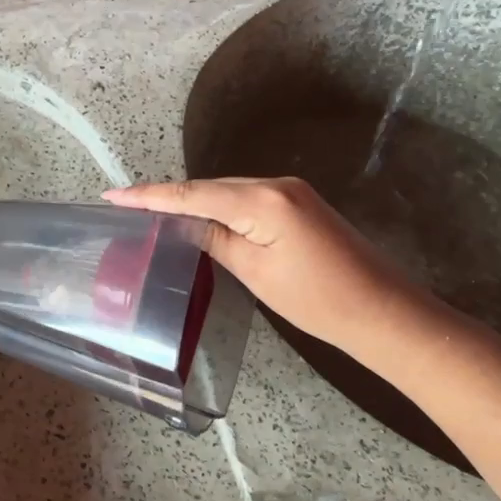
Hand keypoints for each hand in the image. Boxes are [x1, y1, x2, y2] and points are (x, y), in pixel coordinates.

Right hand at [103, 177, 433, 354]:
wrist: (389, 316)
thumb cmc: (320, 301)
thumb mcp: (254, 272)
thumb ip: (212, 239)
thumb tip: (176, 223)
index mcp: (262, 200)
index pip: (191, 194)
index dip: (149, 196)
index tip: (111, 195)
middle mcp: (274, 184)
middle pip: (207, 187)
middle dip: (166, 196)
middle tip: (124, 206)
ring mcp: (289, 191)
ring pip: (224, 192)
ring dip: (191, 201)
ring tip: (150, 212)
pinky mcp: (298, 204)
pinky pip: (243, 199)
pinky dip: (216, 206)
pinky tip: (196, 217)